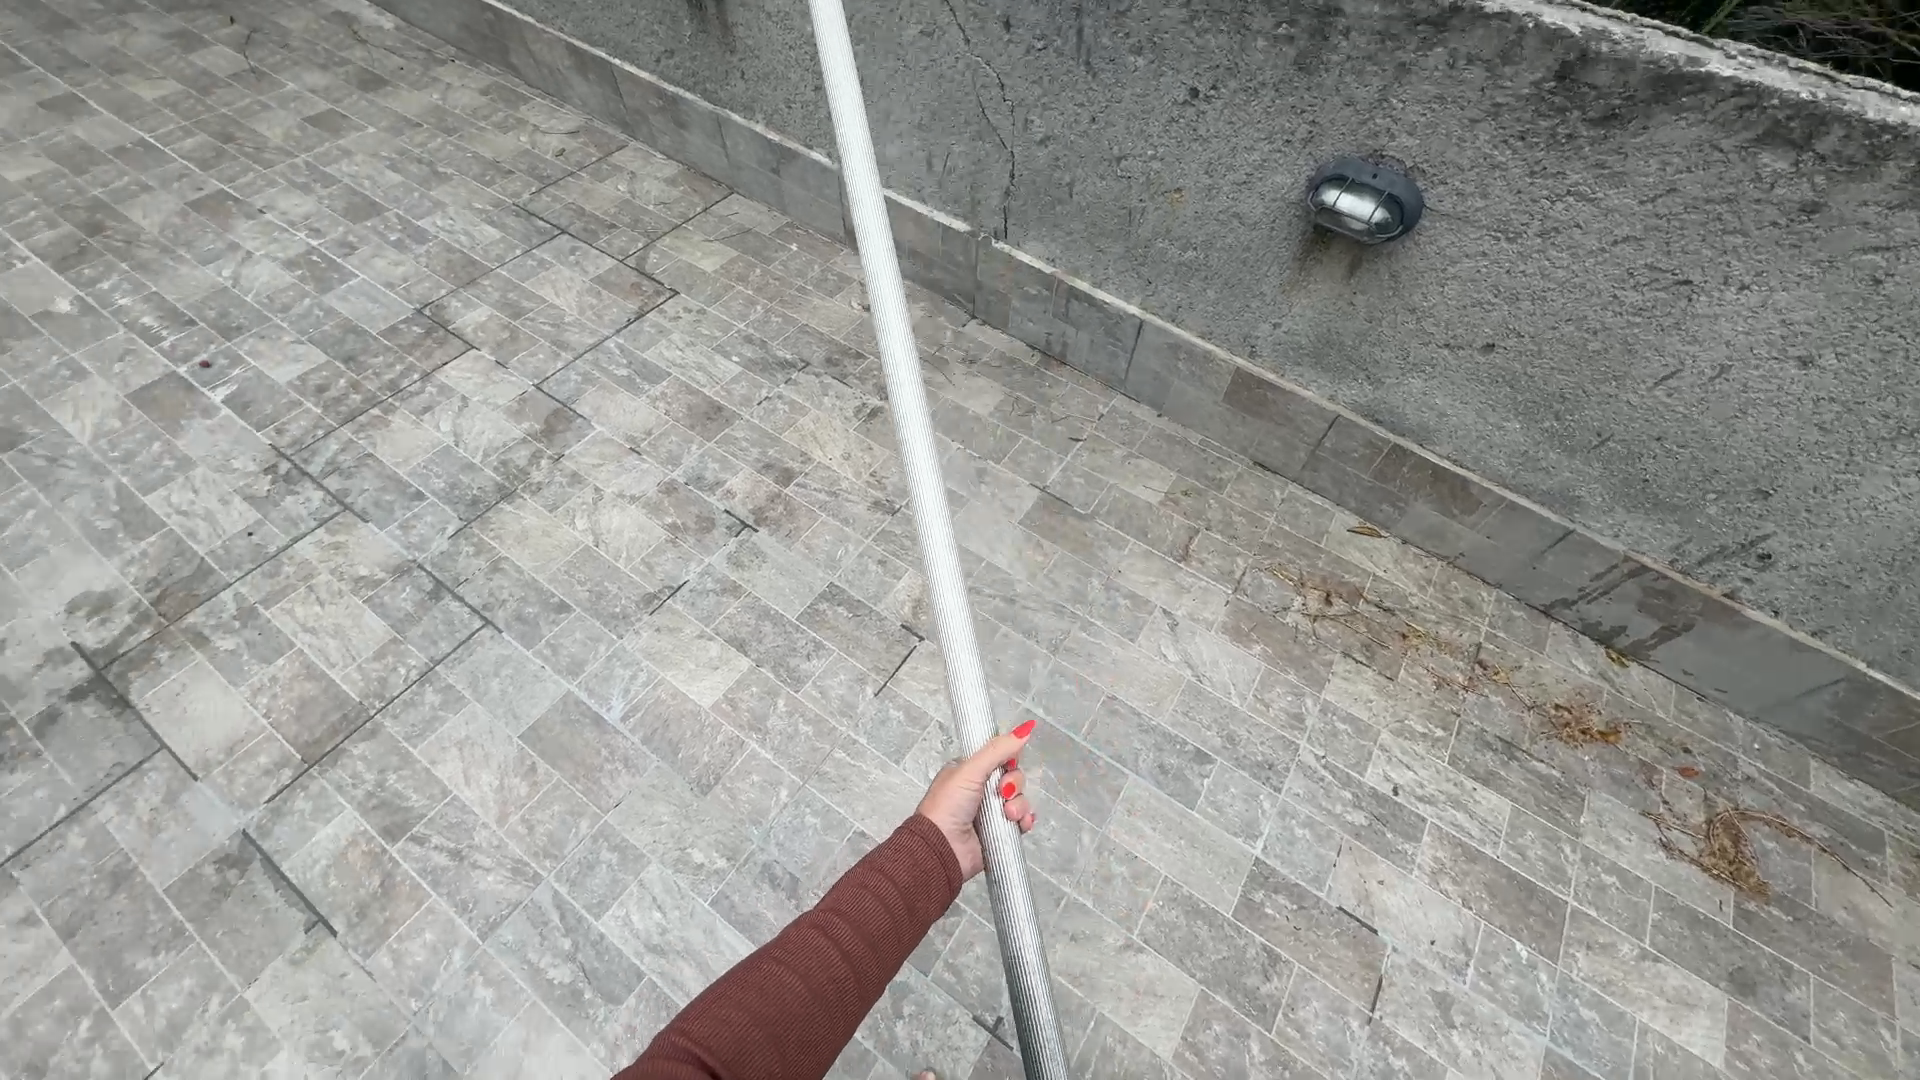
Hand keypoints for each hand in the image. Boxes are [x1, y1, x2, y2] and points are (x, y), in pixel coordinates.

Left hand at [915, 719, 1037, 879]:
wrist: (942, 848)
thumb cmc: (948, 806)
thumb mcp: (970, 770)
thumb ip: (997, 750)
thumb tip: (1025, 729)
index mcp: (969, 771)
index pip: (999, 757)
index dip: (1008, 760)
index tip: (1007, 764)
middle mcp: (980, 789)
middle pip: (1013, 777)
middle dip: (1014, 785)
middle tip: (1002, 793)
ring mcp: (991, 812)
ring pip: (1019, 799)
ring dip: (1019, 805)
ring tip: (1007, 815)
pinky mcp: (1000, 832)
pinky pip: (1022, 820)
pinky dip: (1024, 821)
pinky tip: (1020, 823)